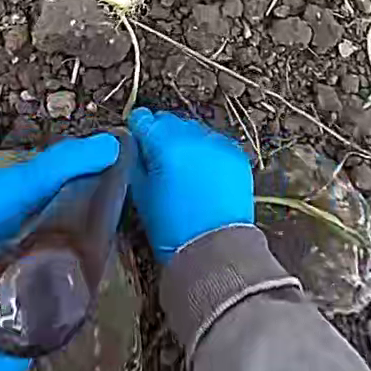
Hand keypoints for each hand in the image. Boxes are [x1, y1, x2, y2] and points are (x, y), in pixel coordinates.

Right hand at [127, 108, 254, 263]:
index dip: (139, 127)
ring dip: (187, 144)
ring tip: (185, 170)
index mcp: (166, 144)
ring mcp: (218, 143)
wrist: (215, 251)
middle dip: (163, 136)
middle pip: (171, 122)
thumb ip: (136, 163)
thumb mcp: (143, 195)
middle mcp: (194, 136)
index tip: (138, 136)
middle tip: (161, 159)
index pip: (145, 119)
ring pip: (195, 131)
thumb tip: (134, 144)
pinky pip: (216, 145)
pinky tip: (205, 176)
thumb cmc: (171, 229)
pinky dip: (209, 154)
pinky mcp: (236, 154)